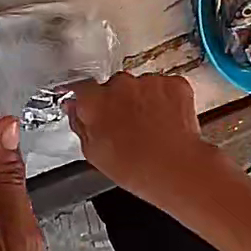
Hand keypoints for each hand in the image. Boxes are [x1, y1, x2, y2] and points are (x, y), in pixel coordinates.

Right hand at [65, 72, 211, 197]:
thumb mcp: (92, 152)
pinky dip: (165, 99)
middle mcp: (119, 85)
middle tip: (124, 126)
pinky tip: (164, 121)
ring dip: (141, 100)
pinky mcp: (174, 84)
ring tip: (148, 127)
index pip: (81, 89)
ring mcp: (148, 83)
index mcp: (94, 101)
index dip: (84, 99)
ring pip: (140, 86)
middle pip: (113, 86)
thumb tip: (76, 111)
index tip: (87, 104)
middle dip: (117, 101)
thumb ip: (80, 124)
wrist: (175, 168)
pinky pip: (164, 86)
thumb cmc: (135, 165)